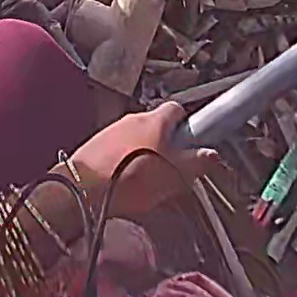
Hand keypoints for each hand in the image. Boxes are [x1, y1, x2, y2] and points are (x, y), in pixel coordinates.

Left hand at [62, 101, 217, 218]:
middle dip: (167, 143)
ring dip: (147, 151)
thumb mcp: (172, 177)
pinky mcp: (99, 140)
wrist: (85, 187)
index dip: (188, 124)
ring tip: (148, 179)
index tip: (192, 142)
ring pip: (139, 135)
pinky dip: (128, 157)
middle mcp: (134, 118)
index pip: (177, 109)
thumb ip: (194, 163)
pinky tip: (127, 179)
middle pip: (158, 124)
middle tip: (172, 168)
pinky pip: (121, 145)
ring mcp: (114, 127)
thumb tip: (211, 154)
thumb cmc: (130, 180)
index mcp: (155, 121)